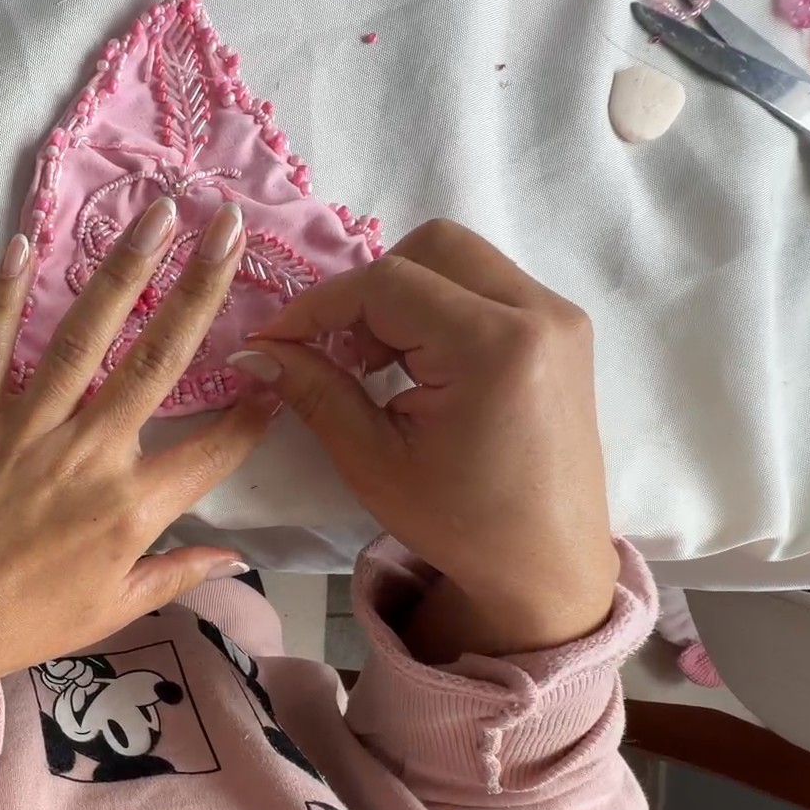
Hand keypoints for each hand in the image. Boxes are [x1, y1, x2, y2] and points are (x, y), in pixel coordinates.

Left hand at [0, 198, 275, 708]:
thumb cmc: (29, 622)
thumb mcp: (114, 610)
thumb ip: (178, 574)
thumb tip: (237, 555)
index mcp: (130, 510)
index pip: (212, 450)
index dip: (253, 412)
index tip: (279, 372)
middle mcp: (86, 458)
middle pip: (156, 365)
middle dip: (200, 292)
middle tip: (229, 228)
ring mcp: (24, 433)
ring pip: (81, 341)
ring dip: (122, 272)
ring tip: (156, 213)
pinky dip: (3, 299)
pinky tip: (22, 245)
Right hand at [241, 220, 618, 661]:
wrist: (544, 562)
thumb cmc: (456, 521)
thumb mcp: (371, 460)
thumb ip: (314, 391)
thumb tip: (252, 352)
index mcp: (494, 347)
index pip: (386, 284)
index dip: (316, 306)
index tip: (271, 341)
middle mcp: (538, 312)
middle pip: (430, 248)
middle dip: (363, 289)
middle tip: (332, 349)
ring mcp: (556, 316)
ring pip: (457, 259)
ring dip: (397, 296)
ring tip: (369, 362)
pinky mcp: (557, 330)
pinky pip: (481, 285)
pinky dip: (430, 308)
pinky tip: (409, 364)